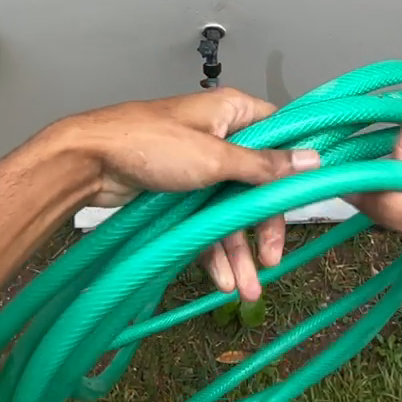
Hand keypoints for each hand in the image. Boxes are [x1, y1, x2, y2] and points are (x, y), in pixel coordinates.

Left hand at [34, 87, 318, 301]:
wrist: (88, 161)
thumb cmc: (150, 144)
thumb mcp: (215, 157)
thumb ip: (264, 165)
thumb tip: (312, 160)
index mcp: (233, 113)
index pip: (280, 135)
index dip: (296, 166)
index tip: (311, 198)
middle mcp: (221, 136)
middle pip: (259, 182)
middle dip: (264, 225)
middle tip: (270, 259)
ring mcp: (200, 166)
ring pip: (232, 208)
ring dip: (239, 248)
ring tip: (247, 288)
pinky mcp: (180, 190)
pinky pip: (207, 221)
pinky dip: (215, 249)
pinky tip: (222, 280)